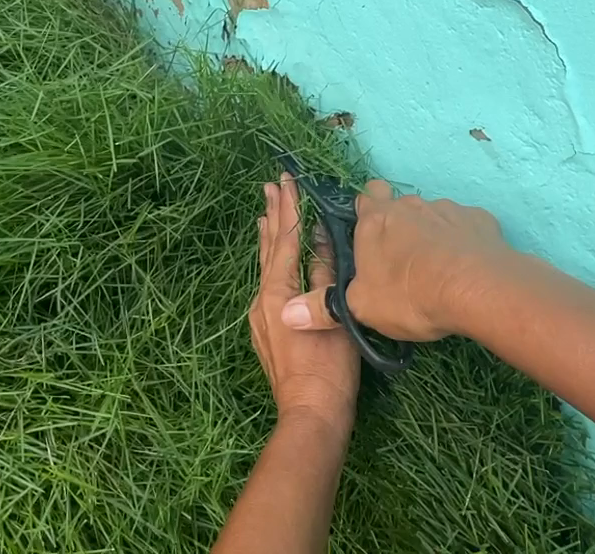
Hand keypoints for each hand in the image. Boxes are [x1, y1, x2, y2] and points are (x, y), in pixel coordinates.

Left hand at [248, 175, 358, 430]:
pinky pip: (268, 282)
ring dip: (269, 236)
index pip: (285, 238)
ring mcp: (261, 314)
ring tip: (267, 213)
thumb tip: (322, 235)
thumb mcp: (333, 314)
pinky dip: (272, 261)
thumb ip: (324, 274)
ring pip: (266, 264)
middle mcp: (263, 298)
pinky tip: (275, 260)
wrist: (311, 414)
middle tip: (271, 185)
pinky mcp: (267, 328)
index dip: (288, 207)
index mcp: (278, 291)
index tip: (287, 180)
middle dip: (273, 214)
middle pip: (270, 246)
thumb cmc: (328, 367)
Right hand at [281, 180, 515, 341]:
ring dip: (432, 235)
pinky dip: (464, 243)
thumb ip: (324, 307)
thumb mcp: (360, 308)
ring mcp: (445, 209)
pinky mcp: (479, 220)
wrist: (475, 289)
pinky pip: (466, 228)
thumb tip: (285, 314)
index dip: (365, 212)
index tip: (368, 234)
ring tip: (438, 269)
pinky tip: (467, 267)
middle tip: (401, 258)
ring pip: (433, 216)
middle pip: (399, 205)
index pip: (364, 196)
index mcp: (374, 220)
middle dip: (399, 224)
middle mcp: (408, 205)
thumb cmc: (409, 294)